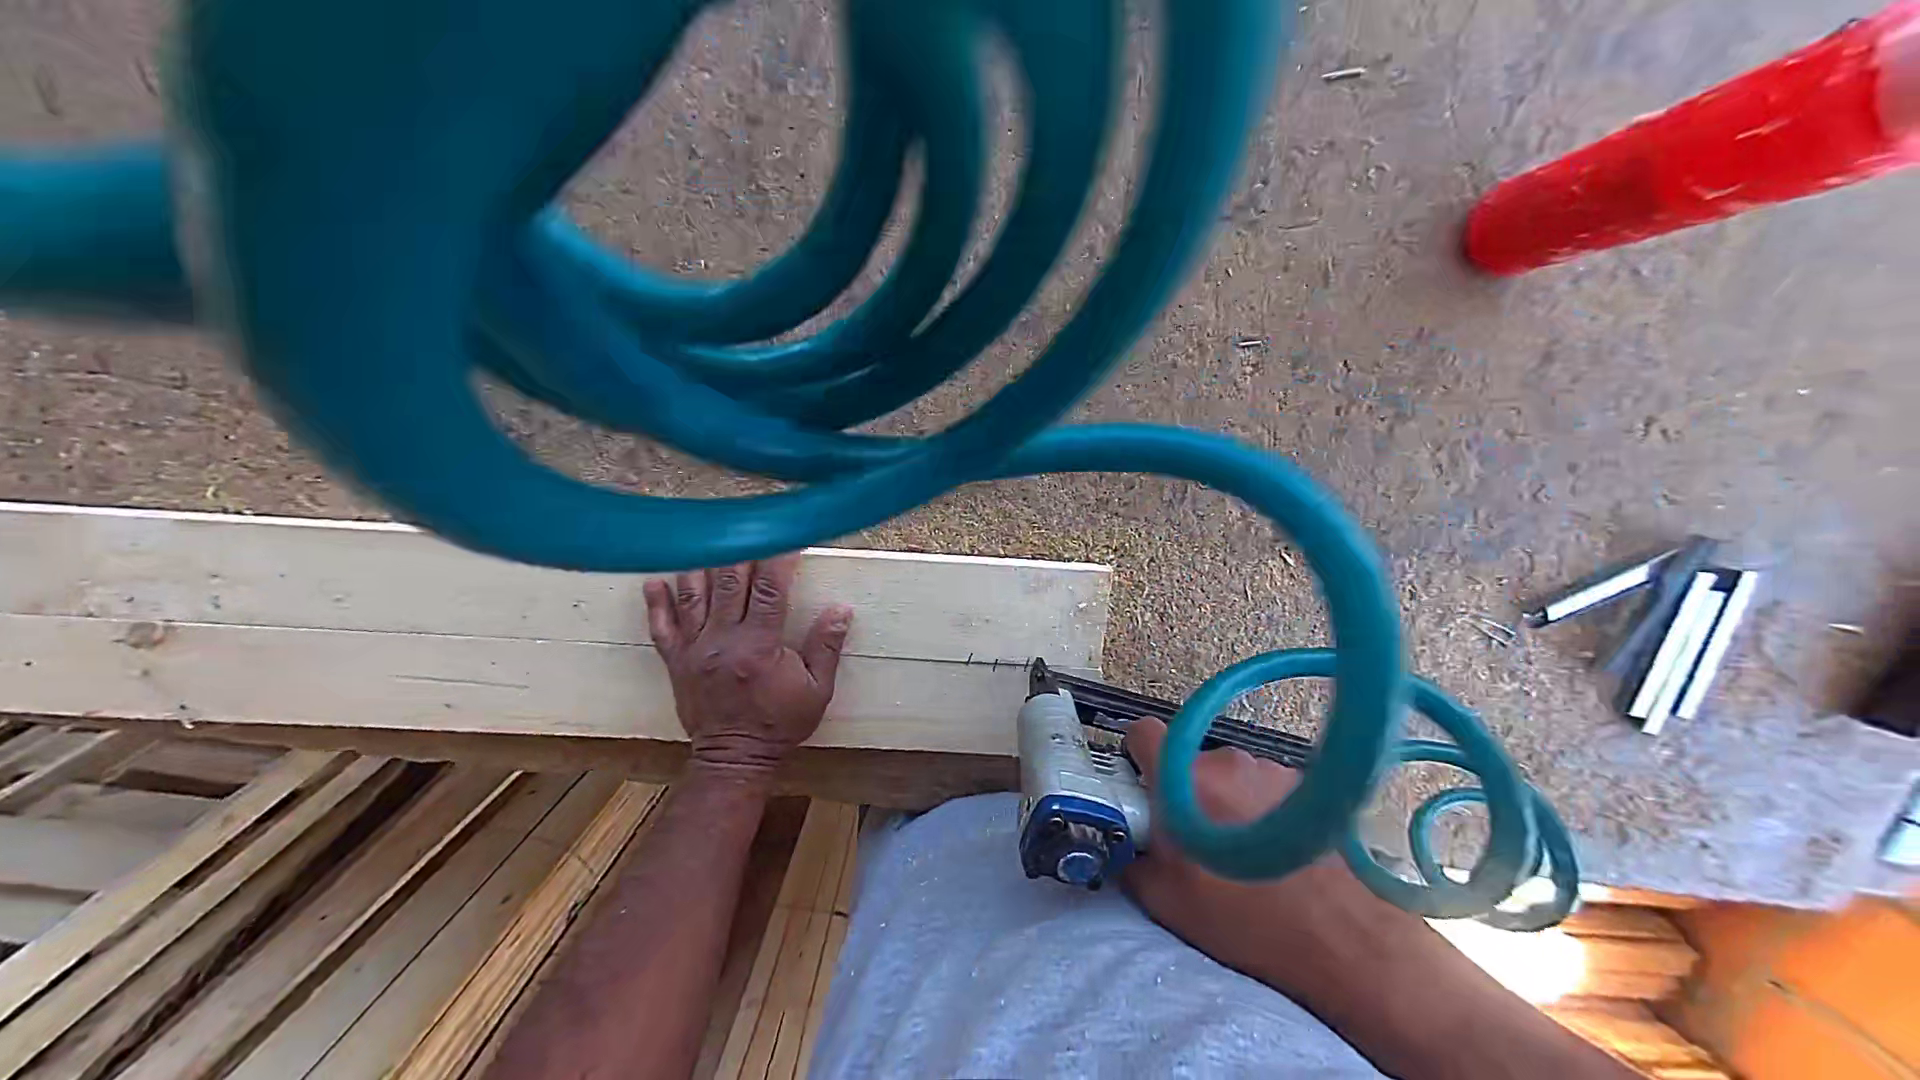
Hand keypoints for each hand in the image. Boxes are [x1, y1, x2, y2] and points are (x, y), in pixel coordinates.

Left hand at [643, 555, 852, 774]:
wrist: (734, 758)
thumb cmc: (780, 724)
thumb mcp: (817, 691)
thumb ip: (826, 647)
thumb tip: (840, 610)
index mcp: (759, 646)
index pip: (769, 590)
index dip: (778, 560)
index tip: (787, 538)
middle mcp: (723, 640)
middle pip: (728, 583)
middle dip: (740, 551)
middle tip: (748, 528)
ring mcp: (695, 649)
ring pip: (693, 596)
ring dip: (700, 565)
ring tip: (706, 538)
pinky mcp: (676, 661)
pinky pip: (662, 627)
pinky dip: (658, 602)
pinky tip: (656, 580)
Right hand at [1122, 716, 1426, 995]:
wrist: (1349, 943)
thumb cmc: (1250, 922)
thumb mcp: (1165, 900)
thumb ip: (1131, 859)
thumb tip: (1125, 844)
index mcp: (1181, 780)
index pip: (1142, 732)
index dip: (1136, 754)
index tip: (1141, 785)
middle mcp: (1225, 761)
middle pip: (1188, 762)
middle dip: (1185, 793)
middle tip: (1193, 841)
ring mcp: (1269, 770)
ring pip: (1229, 776)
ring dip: (1225, 802)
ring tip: (1241, 854)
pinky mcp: (1304, 786)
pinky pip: (1264, 787)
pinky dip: (1261, 810)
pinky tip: (1277, 855)